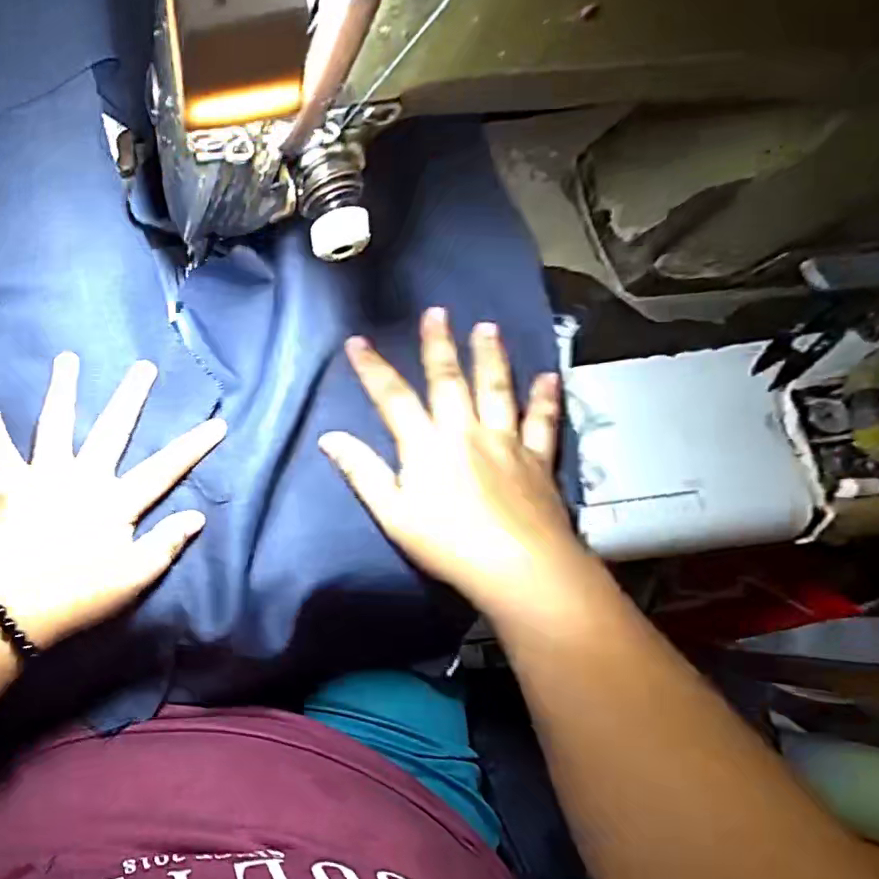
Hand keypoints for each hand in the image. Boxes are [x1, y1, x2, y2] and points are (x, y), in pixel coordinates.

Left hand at [0, 353, 225, 646]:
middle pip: (112, 430)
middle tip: (144, 366)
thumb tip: (197, 516)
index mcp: (115, 503)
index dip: (192, 447)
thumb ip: (165, 544)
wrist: (11, 606)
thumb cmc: (76, 596)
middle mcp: (82, 478)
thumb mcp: (132, 579)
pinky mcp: (8, 484)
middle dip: (131, 397)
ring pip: (55, 424)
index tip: (217, 423)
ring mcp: (43, 476)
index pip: (163, 470)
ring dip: (63, 389)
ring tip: (67, 358)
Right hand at [318, 307, 590, 615]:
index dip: (373, 369)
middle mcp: (466, 432)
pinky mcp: (537, 459)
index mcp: (426, 446)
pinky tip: (549, 376)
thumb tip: (329, 438)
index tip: (357, 342)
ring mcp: (506, 442)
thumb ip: (363, 472)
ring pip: (497, 389)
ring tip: (486, 327)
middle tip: (436, 312)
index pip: (393, 399)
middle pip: (449, 381)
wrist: (518, 565)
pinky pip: (542, 421)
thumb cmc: (446, 543)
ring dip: (490, 356)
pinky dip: (546, 397)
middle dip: (438, 346)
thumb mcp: (392, 513)